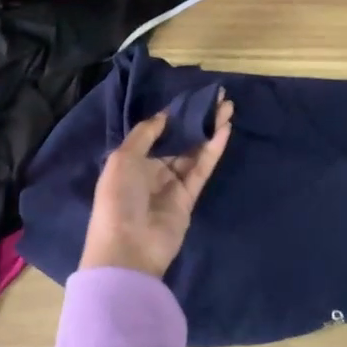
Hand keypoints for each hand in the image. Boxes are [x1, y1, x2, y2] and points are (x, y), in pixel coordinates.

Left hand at [79, 93, 233, 278]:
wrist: (128, 250)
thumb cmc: (118, 199)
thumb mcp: (122, 159)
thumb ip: (144, 134)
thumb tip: (165, 115)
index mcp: (132, 161)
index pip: (157, 132)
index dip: (175, 114)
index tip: (193, 96)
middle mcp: (152, 170)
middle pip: (179, 139)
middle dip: (197, 118)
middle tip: (218, 98)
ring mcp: (172, 184)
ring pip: (194, 151)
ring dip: (209, 129)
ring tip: (228, 107)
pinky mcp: (189, 198)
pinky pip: (202, 168)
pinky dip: (213, 149)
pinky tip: (224, 129)